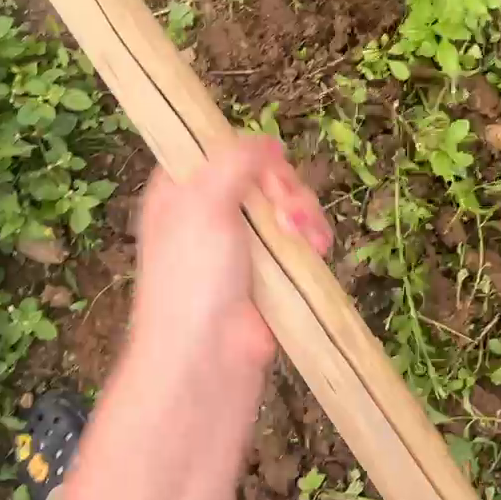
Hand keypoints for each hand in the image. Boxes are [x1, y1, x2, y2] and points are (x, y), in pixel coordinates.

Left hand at [125, 136, 331, 379]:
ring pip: (286, 206)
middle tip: (290, 213)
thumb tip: (267, 143)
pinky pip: (299, 238)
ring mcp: (242, 243)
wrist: (208, 356)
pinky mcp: (270, 270)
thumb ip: (234, 162)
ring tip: (310, 238)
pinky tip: (318, 250)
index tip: (269, 167)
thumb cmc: (193, 277)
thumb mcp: (204, 204)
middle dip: (287, 190)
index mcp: (182, 190)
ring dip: (305, 215)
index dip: (250, 153)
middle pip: (262, 176)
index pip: (221, 150)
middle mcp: (210, 212)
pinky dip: (312, 239)